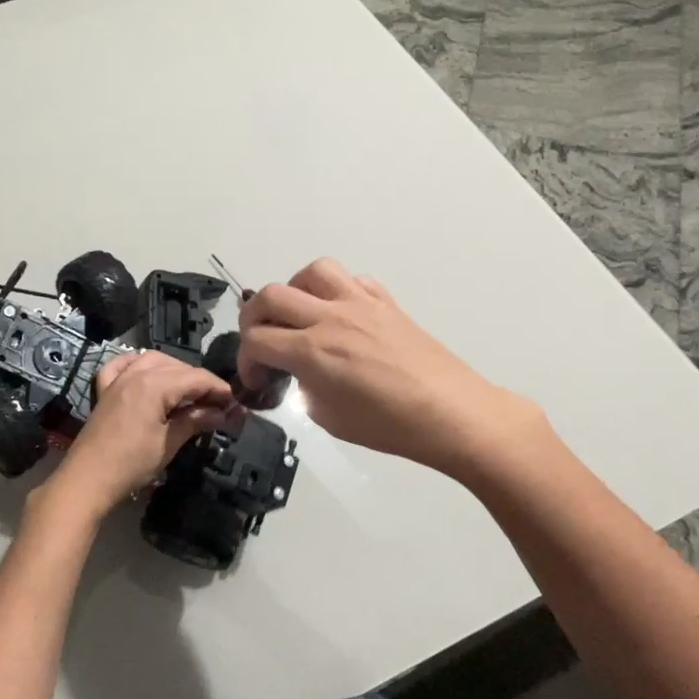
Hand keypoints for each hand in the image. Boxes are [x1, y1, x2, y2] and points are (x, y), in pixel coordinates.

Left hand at [41, 351, 234, 520]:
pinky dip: (138, 365)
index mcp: (154, 384)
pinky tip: (148, 373)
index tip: (237, 404)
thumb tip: (223, 413)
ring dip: (174, 371)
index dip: (220, 389)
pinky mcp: (104, 390)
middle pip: (177, 367)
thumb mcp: (169, 442)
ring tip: (190, 393)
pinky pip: (122, 366)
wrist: (87, 479)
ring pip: (152, 361)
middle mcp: (136, 373)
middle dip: (200, 382)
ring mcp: (117, 379)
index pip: (196, 378)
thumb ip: (195, 421)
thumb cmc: (131, 463)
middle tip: (218, 404)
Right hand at [237, 257, 542, 480]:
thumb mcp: (328, 417)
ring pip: (312, 272)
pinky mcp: (386, 303)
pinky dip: (336, 290)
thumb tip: (299, 372)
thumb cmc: (389, 426)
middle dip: (254, 318)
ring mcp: (360, 304)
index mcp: (312, 351)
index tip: (256, 378)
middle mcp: (330, 318)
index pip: (256, 339)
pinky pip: (351, 280)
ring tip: (299, 314)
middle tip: (261, 342)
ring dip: (294, 290)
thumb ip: (304, 386)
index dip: (246, 360)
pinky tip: (339, 314)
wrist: (452, 414)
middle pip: (270, 296)